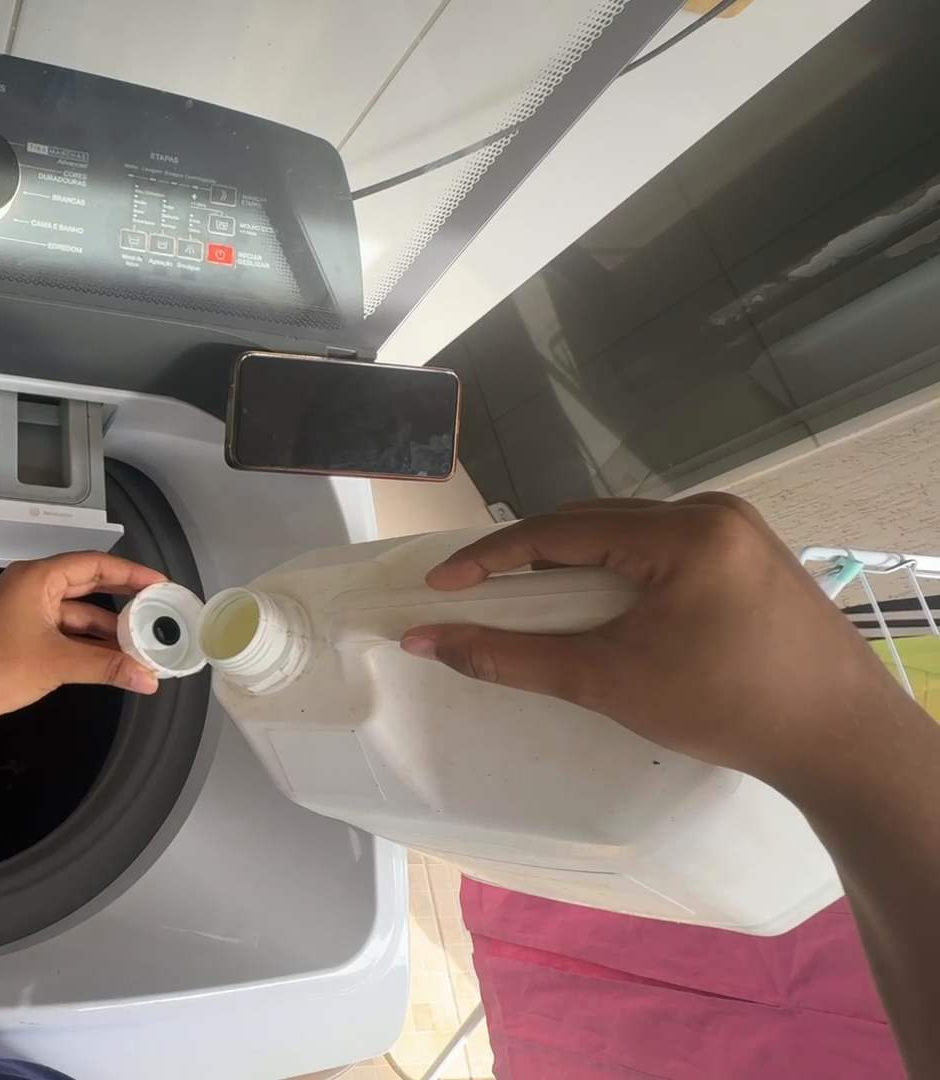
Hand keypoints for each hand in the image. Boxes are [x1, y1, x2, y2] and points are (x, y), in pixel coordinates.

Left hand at [0, 551, 166, 730]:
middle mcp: (30, 585)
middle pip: (86, 586)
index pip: (94, 564)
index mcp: (37, 578)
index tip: (161, 585)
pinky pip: (61, 629)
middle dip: (122, 602)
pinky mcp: (18, 631)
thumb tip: (150, 679)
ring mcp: (23, 609)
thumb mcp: (58, 664)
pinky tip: (111, 658)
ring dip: (105, 630)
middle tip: (157, 613)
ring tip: (142, 646)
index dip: (131, 573)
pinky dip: (85, 642)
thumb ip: (108, 666)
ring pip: (75, 612)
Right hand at [398, 494, 915, 796]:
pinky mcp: (741, 548)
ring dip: (559, 558)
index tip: (437, 585)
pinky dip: (600, 563)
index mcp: (684, 533)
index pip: (554, 533)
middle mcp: (709, 512)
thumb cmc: (725, 707)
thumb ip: (502, 656)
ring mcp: (732, 527)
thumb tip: (421, 641)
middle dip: (520, 555)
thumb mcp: (600, 680)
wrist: (848, 744)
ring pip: (610, 527)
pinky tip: (587, 596)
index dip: (485, 557)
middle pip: (580, 521)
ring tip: (524, 596)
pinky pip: (643, 539)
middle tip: (474, 592)